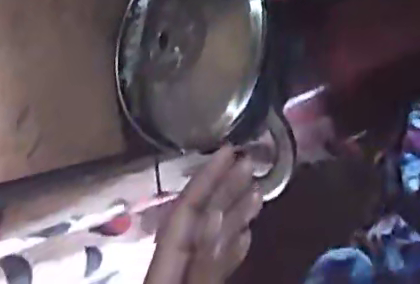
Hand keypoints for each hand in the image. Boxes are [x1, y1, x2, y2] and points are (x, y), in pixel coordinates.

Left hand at [145, 146, 262, 283]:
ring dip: (235, 216)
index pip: (184, 210)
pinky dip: (231, 249)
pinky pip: (215, 266)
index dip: (207, 177)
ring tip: (258, 192)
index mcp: (160, 263)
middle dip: (225, 191)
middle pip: (199, 220)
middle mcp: (172, 264)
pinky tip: (247, 234)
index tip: (229, 149)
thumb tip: (217, 215)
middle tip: (250, 162)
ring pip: (210, 241)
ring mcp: (185, 278)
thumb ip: (202, 262)